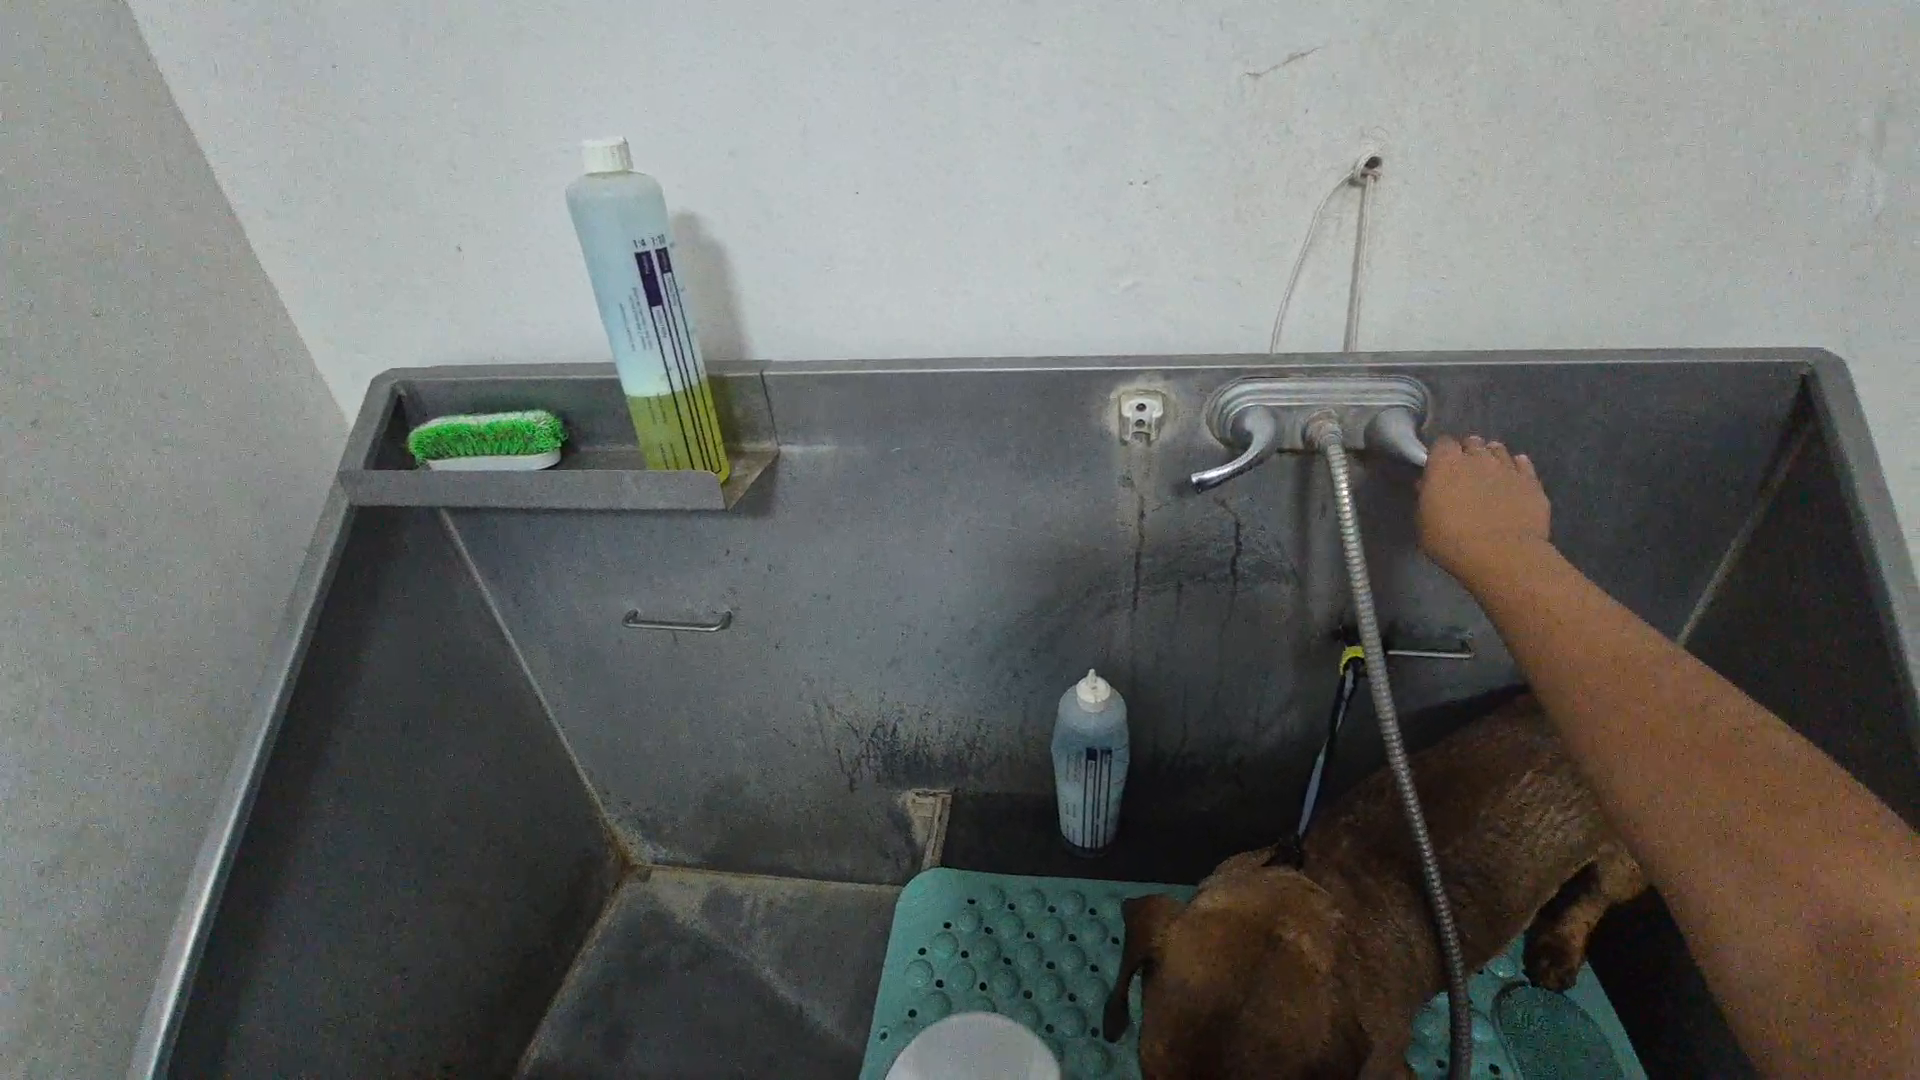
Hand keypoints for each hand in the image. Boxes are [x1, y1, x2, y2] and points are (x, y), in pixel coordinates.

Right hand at [1417, 435, 1551, 584]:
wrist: (1500, 554)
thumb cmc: (1450, 539)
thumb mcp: (1423, 520)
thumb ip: (1426, 496)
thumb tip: (1428, 485)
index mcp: (1445, 464)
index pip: (1442, 443)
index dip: (1440, 453)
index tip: (1438, 466)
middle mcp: (1478, 458)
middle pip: (1473, 443)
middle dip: (1468, 452)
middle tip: (1463, 470)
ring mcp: (1508, 468)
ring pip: (1499, 450)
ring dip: (1491, 457)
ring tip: (1488, 472)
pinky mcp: (1532, 482)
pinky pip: (1523, 465)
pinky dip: (1516, 467)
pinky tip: (1512, 477)